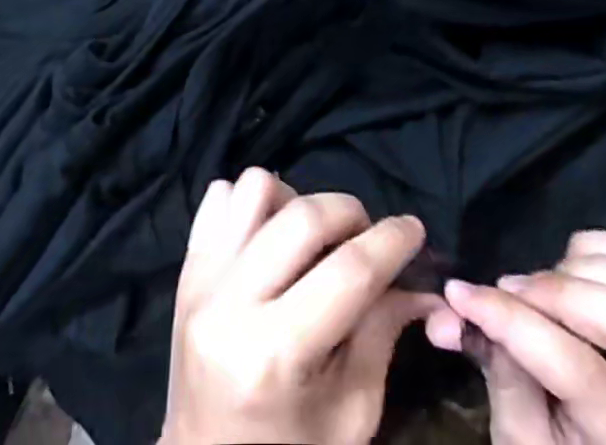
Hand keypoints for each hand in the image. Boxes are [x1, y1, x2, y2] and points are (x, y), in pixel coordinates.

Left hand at [161, 168, 436, 444]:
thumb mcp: (350, 414)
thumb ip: (380, 336)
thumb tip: (420, 285)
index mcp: (274, 354)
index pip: (346, 272)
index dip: (390, 242)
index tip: (414, 228)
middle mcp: (229, 304)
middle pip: (302, 218)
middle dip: (350, 213)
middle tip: (370, 236)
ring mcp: (200, 279)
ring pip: (255, 191)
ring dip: (297, 200)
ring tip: (314, 237)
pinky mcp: (185, 267)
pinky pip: (219, 198)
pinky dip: (252, 202)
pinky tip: (272, 233)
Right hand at [425, 231, 605, 444]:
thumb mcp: (526, 442)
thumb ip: (499, 379)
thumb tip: (458, 313)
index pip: (586, 377)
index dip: (516, 326)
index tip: (461, 295)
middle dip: (564, 294)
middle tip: (512, 289)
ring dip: (580, 272)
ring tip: (538, 289)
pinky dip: (599, 252)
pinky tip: (570, 273)